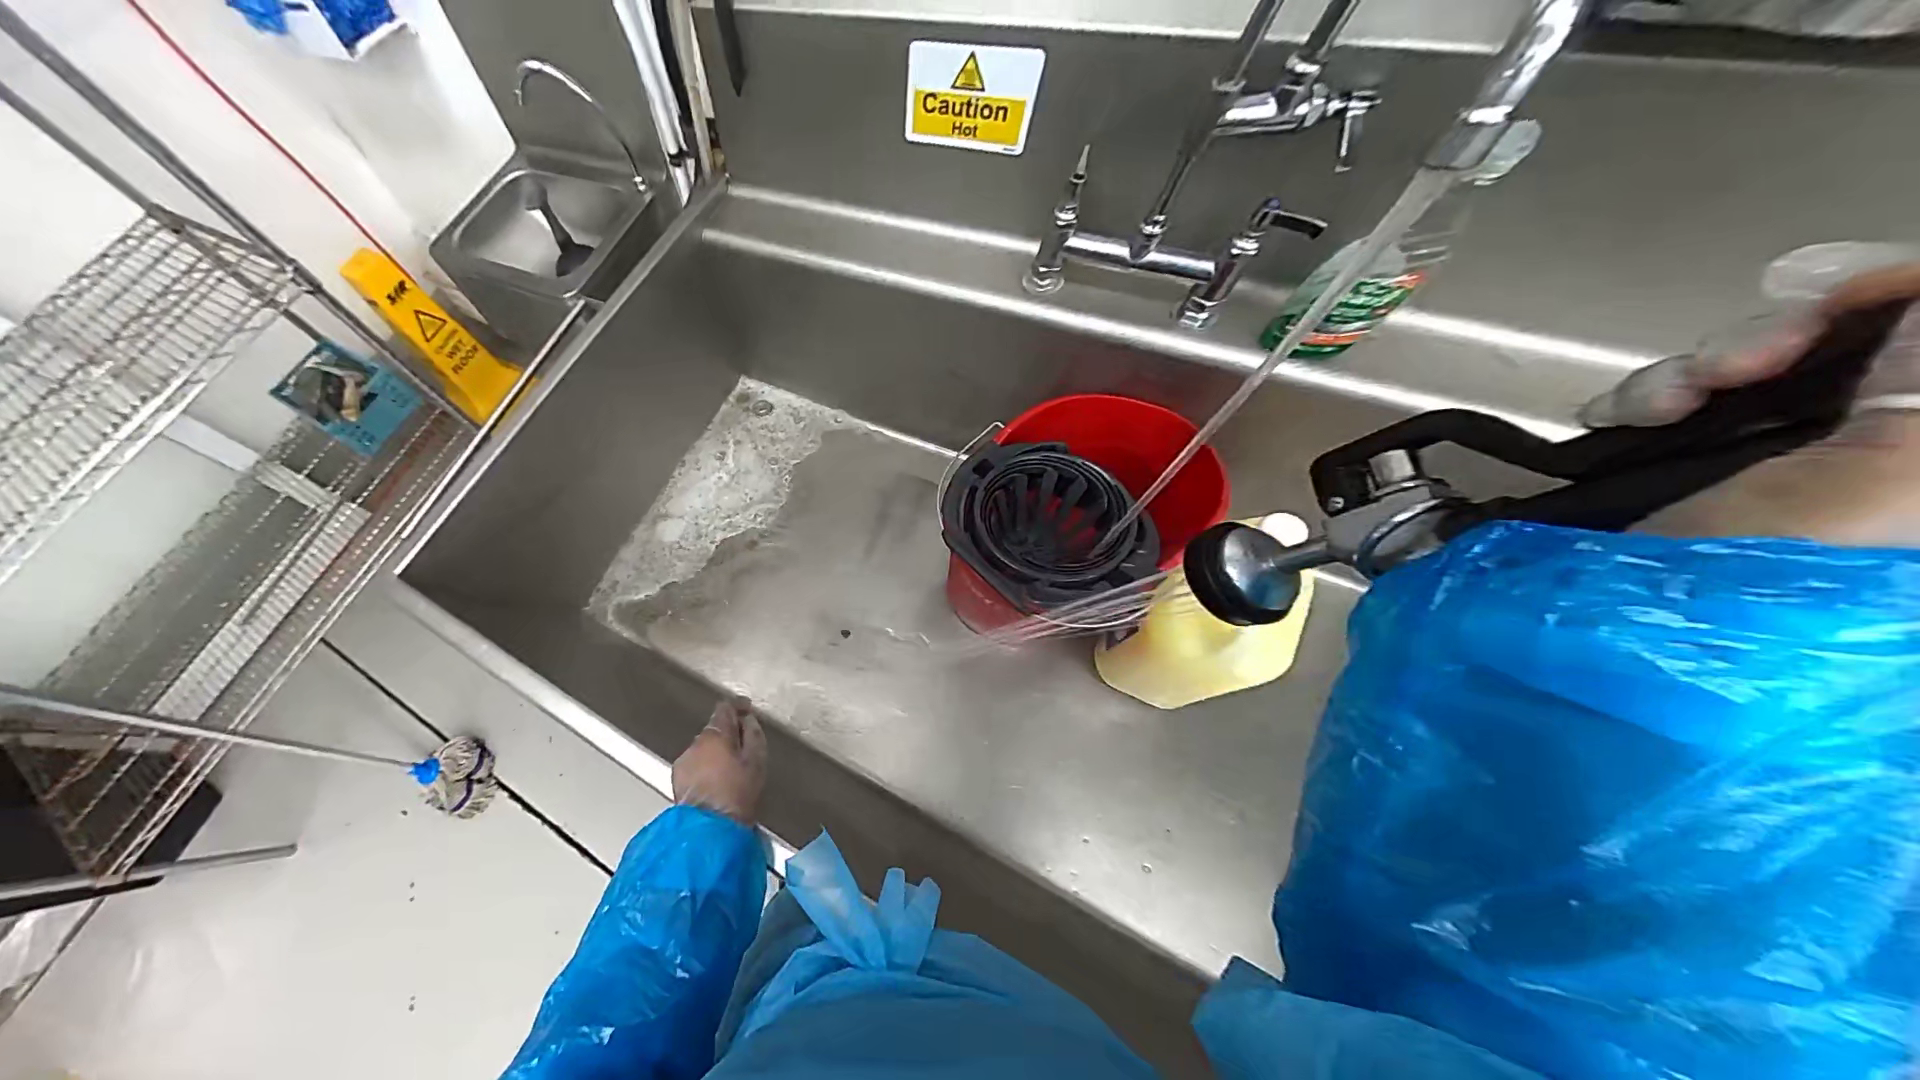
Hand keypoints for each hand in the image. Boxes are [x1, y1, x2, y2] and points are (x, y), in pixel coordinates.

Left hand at [671, 698, 766, 824]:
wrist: (710, 828)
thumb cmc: (738, 793)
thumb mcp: (757, 760)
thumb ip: (753, 735)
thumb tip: (748, 721)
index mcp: (716, 735)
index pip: (725, 709)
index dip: (738, 707)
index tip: (746, 709)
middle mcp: (696, 743)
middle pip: (713, 730)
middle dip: (727, 734)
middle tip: (743, 746)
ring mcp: (684, 762)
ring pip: (703, 748)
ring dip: (714, 752)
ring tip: (729, 769)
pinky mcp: (677, 780)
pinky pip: (694, 765)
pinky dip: (704, 767)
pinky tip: (715, 781)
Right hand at [1586, 263, 1919, 545]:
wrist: (1631, 636)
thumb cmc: (1778, 576)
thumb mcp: (1891, 479)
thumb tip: (1911, 296)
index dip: (1900, 296)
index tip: (1834, 298)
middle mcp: (1878, 451)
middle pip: (1858, 344)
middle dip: (1783, 336)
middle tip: (1731, 367)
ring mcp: (1789, 459)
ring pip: (1765, 365)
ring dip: (1700, 369)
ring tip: (1655, 406)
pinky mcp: (1707, 468)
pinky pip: (1690, 399)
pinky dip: (1652, 395)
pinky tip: (1627, 416)